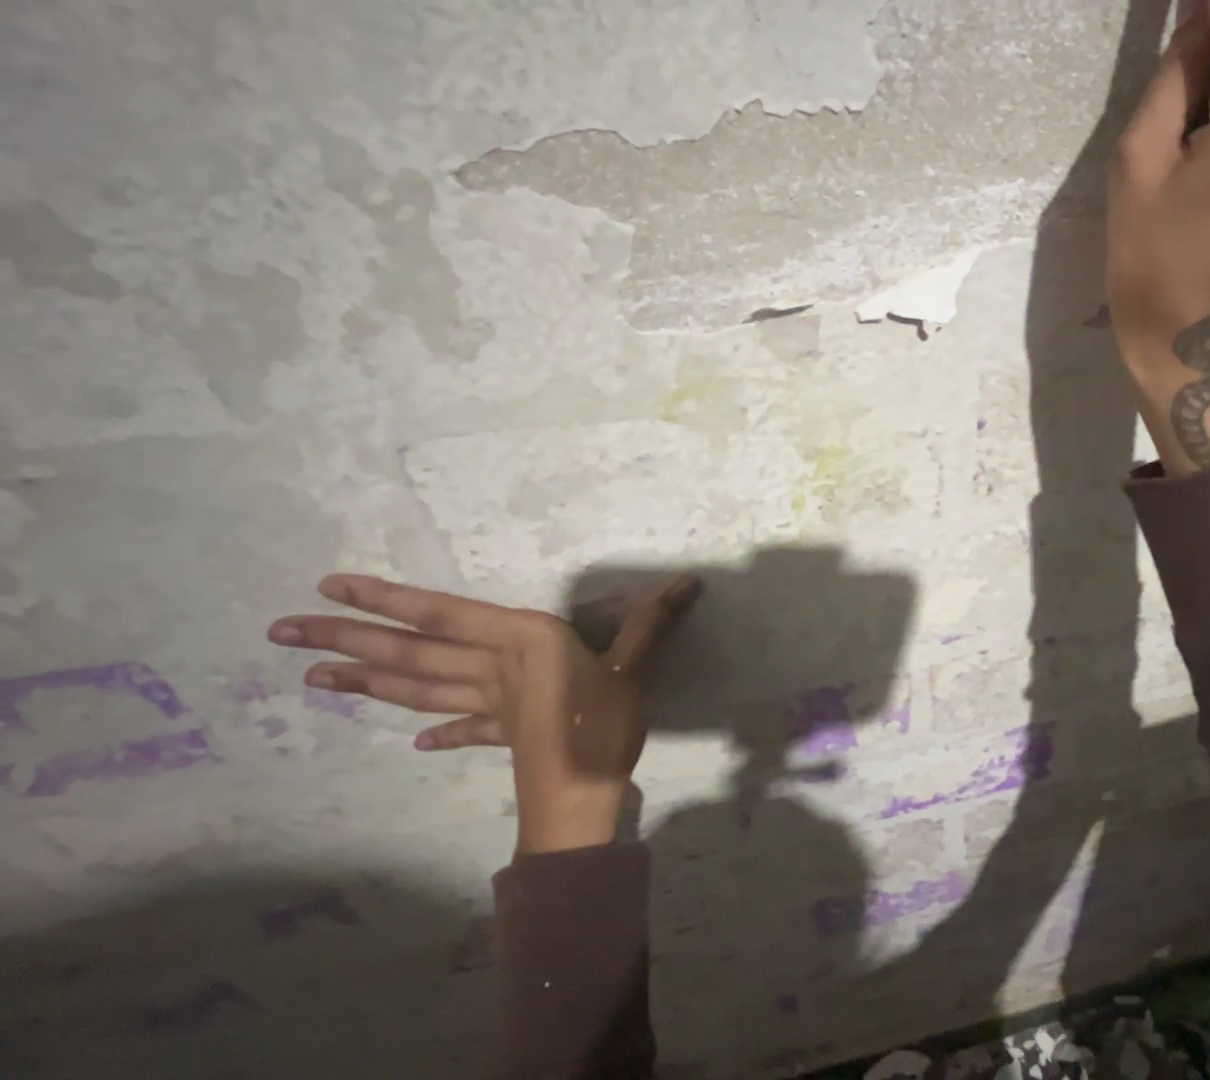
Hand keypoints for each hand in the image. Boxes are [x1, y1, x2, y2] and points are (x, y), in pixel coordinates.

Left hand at [268, 574, 700, 853]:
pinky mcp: (505, 736)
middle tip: (282, 631)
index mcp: (519, 643)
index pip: (443, 615)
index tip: (329, 587)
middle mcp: (494, 669)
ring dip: (369, 681)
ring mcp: (493, 706)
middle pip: (413, 652)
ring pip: (422, 687)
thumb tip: (691, 579)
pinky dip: (441, 729)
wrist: (584, 800)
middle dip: (348, 640)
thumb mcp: (632, 668)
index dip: (388, 599)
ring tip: (314, 677)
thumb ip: (650, 623)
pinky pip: (465, 727)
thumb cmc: (601, 725)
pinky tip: (415, 740)